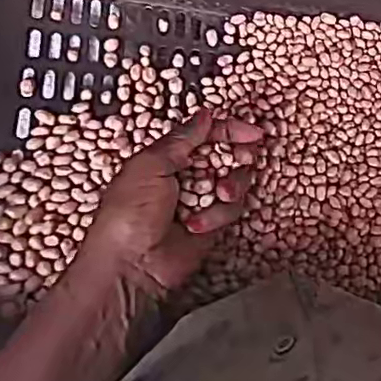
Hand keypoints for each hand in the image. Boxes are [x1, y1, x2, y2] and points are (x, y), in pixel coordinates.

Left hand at [73, 110, 262, 299]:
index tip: (252, 132)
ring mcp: (202, 199)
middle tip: (242, 160)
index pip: (207, 135)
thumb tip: (206, 115)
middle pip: (228, 156)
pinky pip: (232, 209)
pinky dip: (217, 215)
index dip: (230, 130)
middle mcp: (188, 176)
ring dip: (229, 188)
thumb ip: (182, 139)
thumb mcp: (149, 165)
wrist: (132, 265)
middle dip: (237, 159)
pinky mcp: (214, 222)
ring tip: (216, 196)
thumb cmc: (128, 215)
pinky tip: (197, 225)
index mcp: (168, 157)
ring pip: (236, 182)